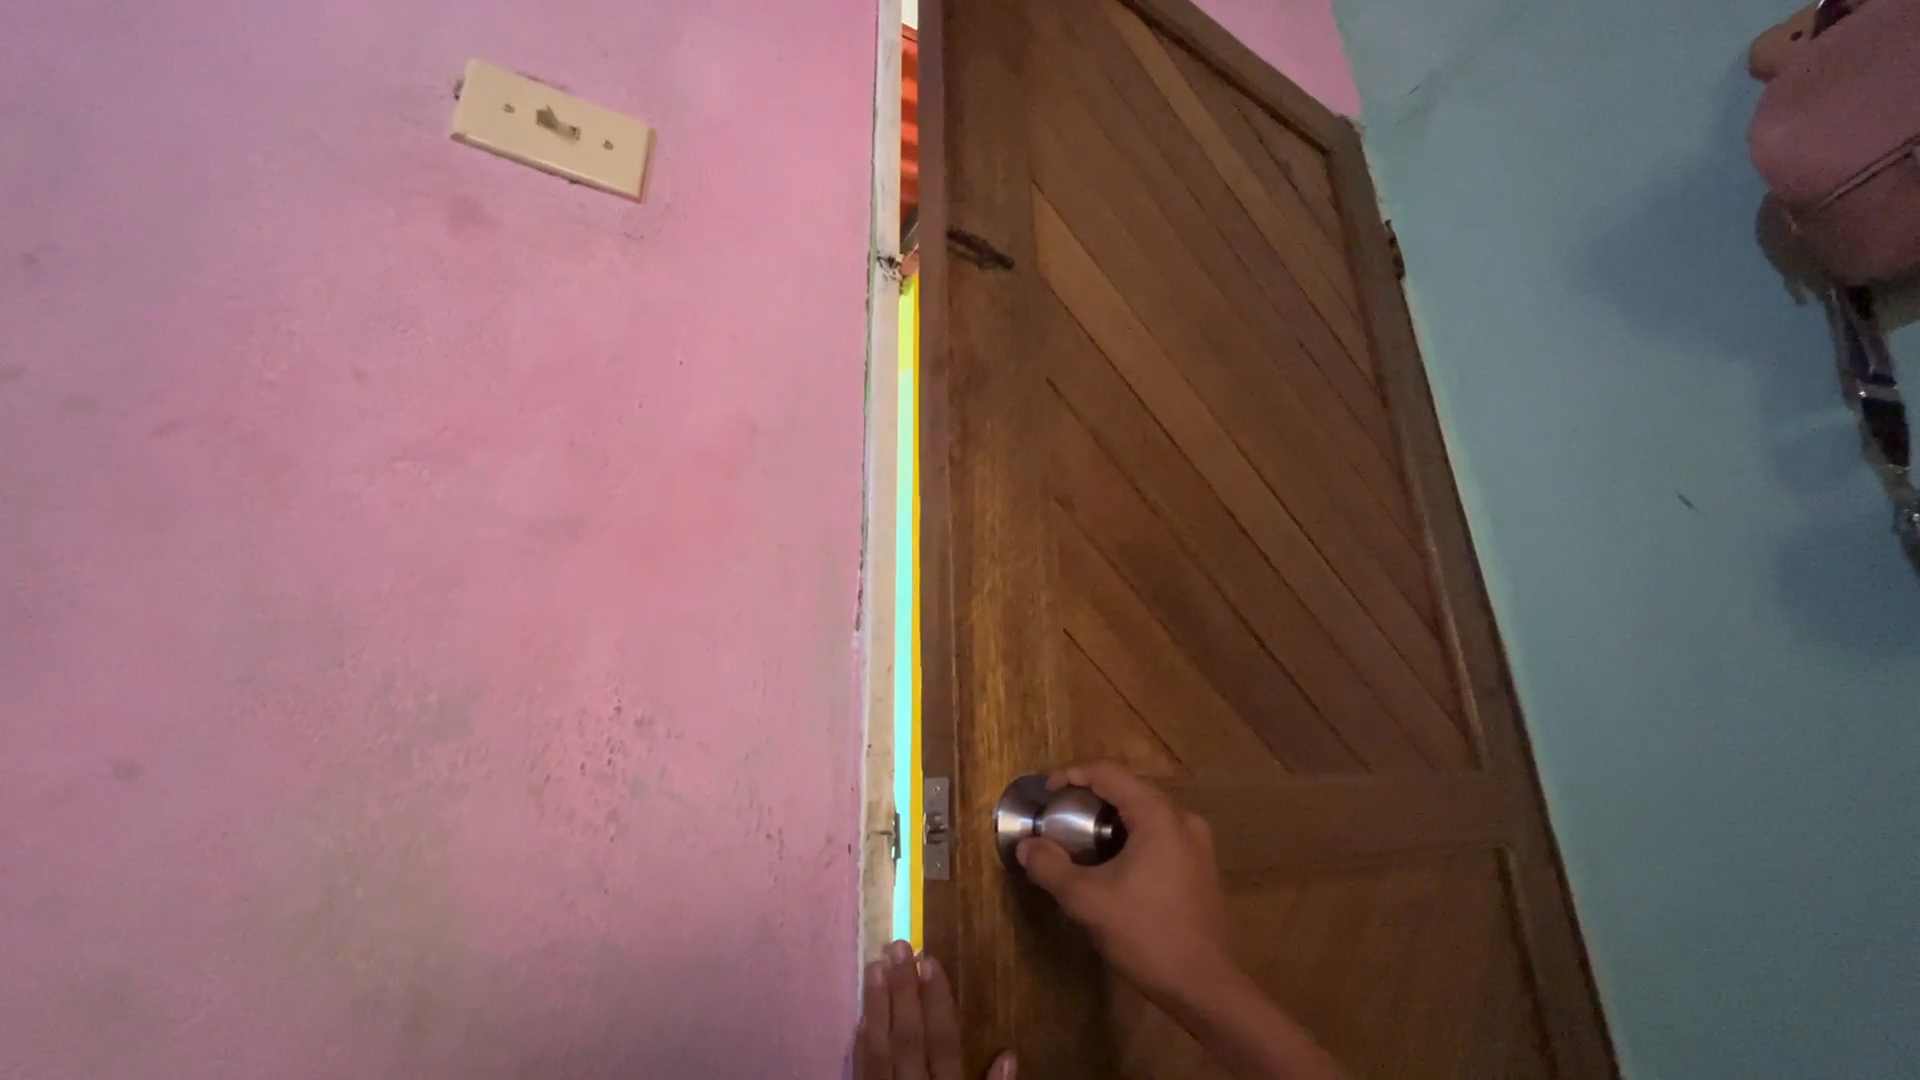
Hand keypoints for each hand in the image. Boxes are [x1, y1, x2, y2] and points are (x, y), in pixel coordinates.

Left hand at [857, 939, 1016, 1079]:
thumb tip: (1010, 1054)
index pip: (944, 1041)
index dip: (937, 1001)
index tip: (929, 960)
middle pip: (910, 1038)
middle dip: (904, 991)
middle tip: (897, 947)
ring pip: (881, 1049)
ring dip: (878, 1006)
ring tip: (875, 965)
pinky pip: (862, 1073)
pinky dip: (861, 1046)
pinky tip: (862, 1016)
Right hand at [1016, 763, 1236, 1008]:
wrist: (1207, 988)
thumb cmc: (1147, 935)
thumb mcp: (1088, 902)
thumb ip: (1051, 868)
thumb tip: (1026, 846)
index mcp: (1157, 816)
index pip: (1109, 774)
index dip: (1072, 774)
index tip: (1047, 792)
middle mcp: (1182, 820)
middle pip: (1129, 790)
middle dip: (1091, 798)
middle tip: (1061, 818)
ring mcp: (1198, 844)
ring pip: (1146, 815)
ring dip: (1112, 820)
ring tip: (1083, 842)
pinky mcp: (1202, 868)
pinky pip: (1160, 836)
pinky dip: (1132, 838)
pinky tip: (1115, 867)